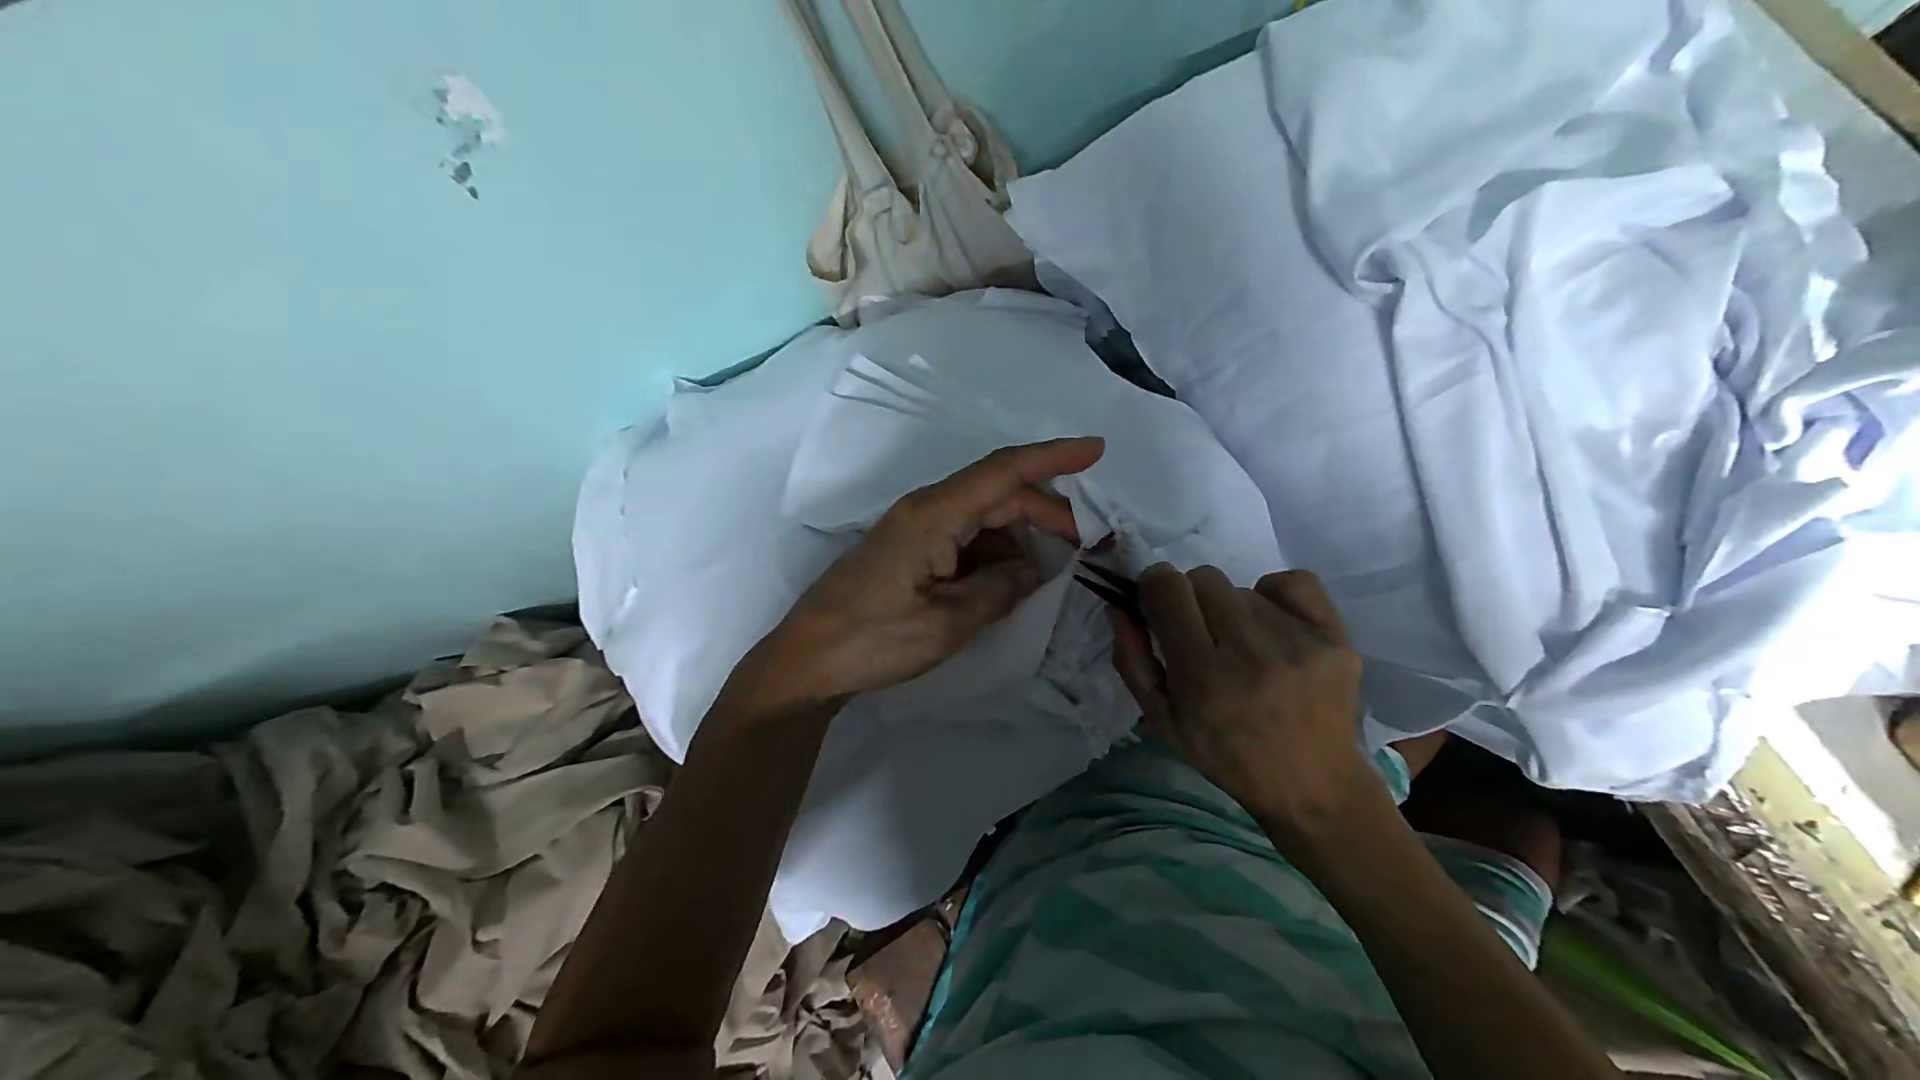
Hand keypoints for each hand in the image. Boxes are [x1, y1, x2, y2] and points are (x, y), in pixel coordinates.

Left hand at [745, 437, 1104, 709]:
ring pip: (983, 518)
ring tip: (1048, 575)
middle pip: (998, 495)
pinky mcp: (909, 550)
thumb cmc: (873, 641)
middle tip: (1088, 543)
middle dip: (1047, 513)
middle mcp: (925, 510)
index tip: (1097, 450)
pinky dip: (993, 555)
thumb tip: (1032, 569)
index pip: (1004, 471)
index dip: (1053, 458)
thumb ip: (1000, 589)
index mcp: (933, 515)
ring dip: (1020, 539)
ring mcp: (914, 529)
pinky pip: (964, 539)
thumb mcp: (948, 624)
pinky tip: (1008, 582)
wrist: (806, 661)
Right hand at [1112, 564, 1383, 843]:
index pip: (1167, 587)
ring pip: (1243, 588)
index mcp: (1202, 677)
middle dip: (1192, 598)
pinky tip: (1275, 627)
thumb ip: (1133, 661)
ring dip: (1233, 609)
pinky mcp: (1335, 637)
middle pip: (1203, 577)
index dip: (1154, 587)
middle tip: (1201, 633)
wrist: (1312, 785)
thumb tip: (1119, 605)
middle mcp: (1250, 652)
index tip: (1158, 605)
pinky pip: (1294, 581)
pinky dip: (1276, 596)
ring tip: (1245, 648)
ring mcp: (1298, 642)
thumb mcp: (1163, 720)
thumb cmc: (1226, 756)